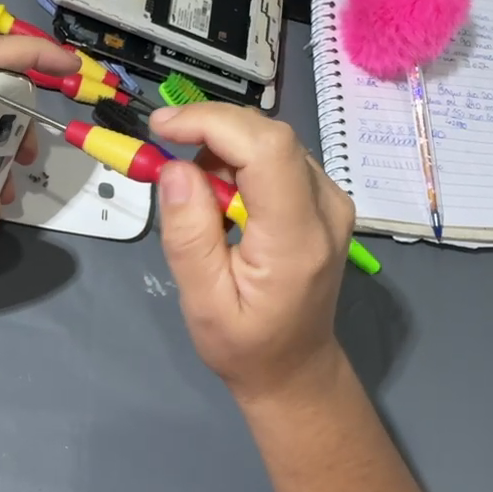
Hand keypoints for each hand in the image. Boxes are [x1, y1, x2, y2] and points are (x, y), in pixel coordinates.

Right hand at [150, 103, 356, 404]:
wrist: (294, 367)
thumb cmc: (245, 346)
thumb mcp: (203, 304)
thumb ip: (189, 237)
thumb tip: (175, 171)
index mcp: (297, 239)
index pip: (266, 149)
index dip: (213, 123)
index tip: (161, 129)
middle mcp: (326, 208)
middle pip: (270, 136)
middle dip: (210, 131)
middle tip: (162, 157)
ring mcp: (331, 201)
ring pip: (272, 142)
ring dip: (222, 150)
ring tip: (193, 198)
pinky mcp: (323, 200)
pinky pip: (277, 159)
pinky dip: (239, 162)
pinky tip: (219, 199)